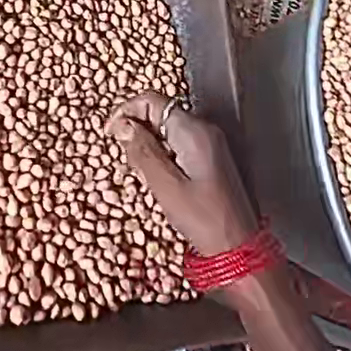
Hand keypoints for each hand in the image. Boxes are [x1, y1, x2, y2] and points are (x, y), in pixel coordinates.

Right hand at [107, 93, 255, 254]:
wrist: (239, 249)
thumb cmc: (206, 221)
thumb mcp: (166, 187)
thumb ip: (142, 152)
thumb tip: (123, 125)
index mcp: (194, 132)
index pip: (152, 101)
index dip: (126, 112)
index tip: (112, 133)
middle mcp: (205, 131)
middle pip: (159, 113)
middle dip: (136, 130)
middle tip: (126, 157)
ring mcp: (209, 144)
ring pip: (166, 130)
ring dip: (147, 144)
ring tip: (143, 173)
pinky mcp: (209, 159)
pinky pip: (176, 145)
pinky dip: (161, 155)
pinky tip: (159, 179)